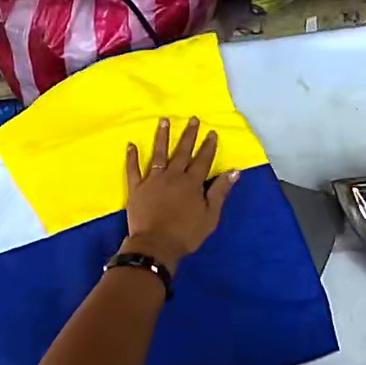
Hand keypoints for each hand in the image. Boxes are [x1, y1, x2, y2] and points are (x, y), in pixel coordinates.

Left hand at [122, 117, 238, 272]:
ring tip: (164, 120)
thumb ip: (220, 191)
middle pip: (182, 152)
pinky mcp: (136, 188)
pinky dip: (132, 157)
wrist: (155, 245)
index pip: (203, 160)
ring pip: (159, 154)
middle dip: (189, 135)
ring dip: (162, 137)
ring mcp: (153, 180)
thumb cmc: (186, 234)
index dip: (208, 146)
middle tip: (193, 119)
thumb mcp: (210, 215)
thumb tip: (234, 171)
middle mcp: (173, 176)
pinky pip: (133, 169)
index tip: (212, 132)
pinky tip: (131, 145)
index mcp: (191, 183)